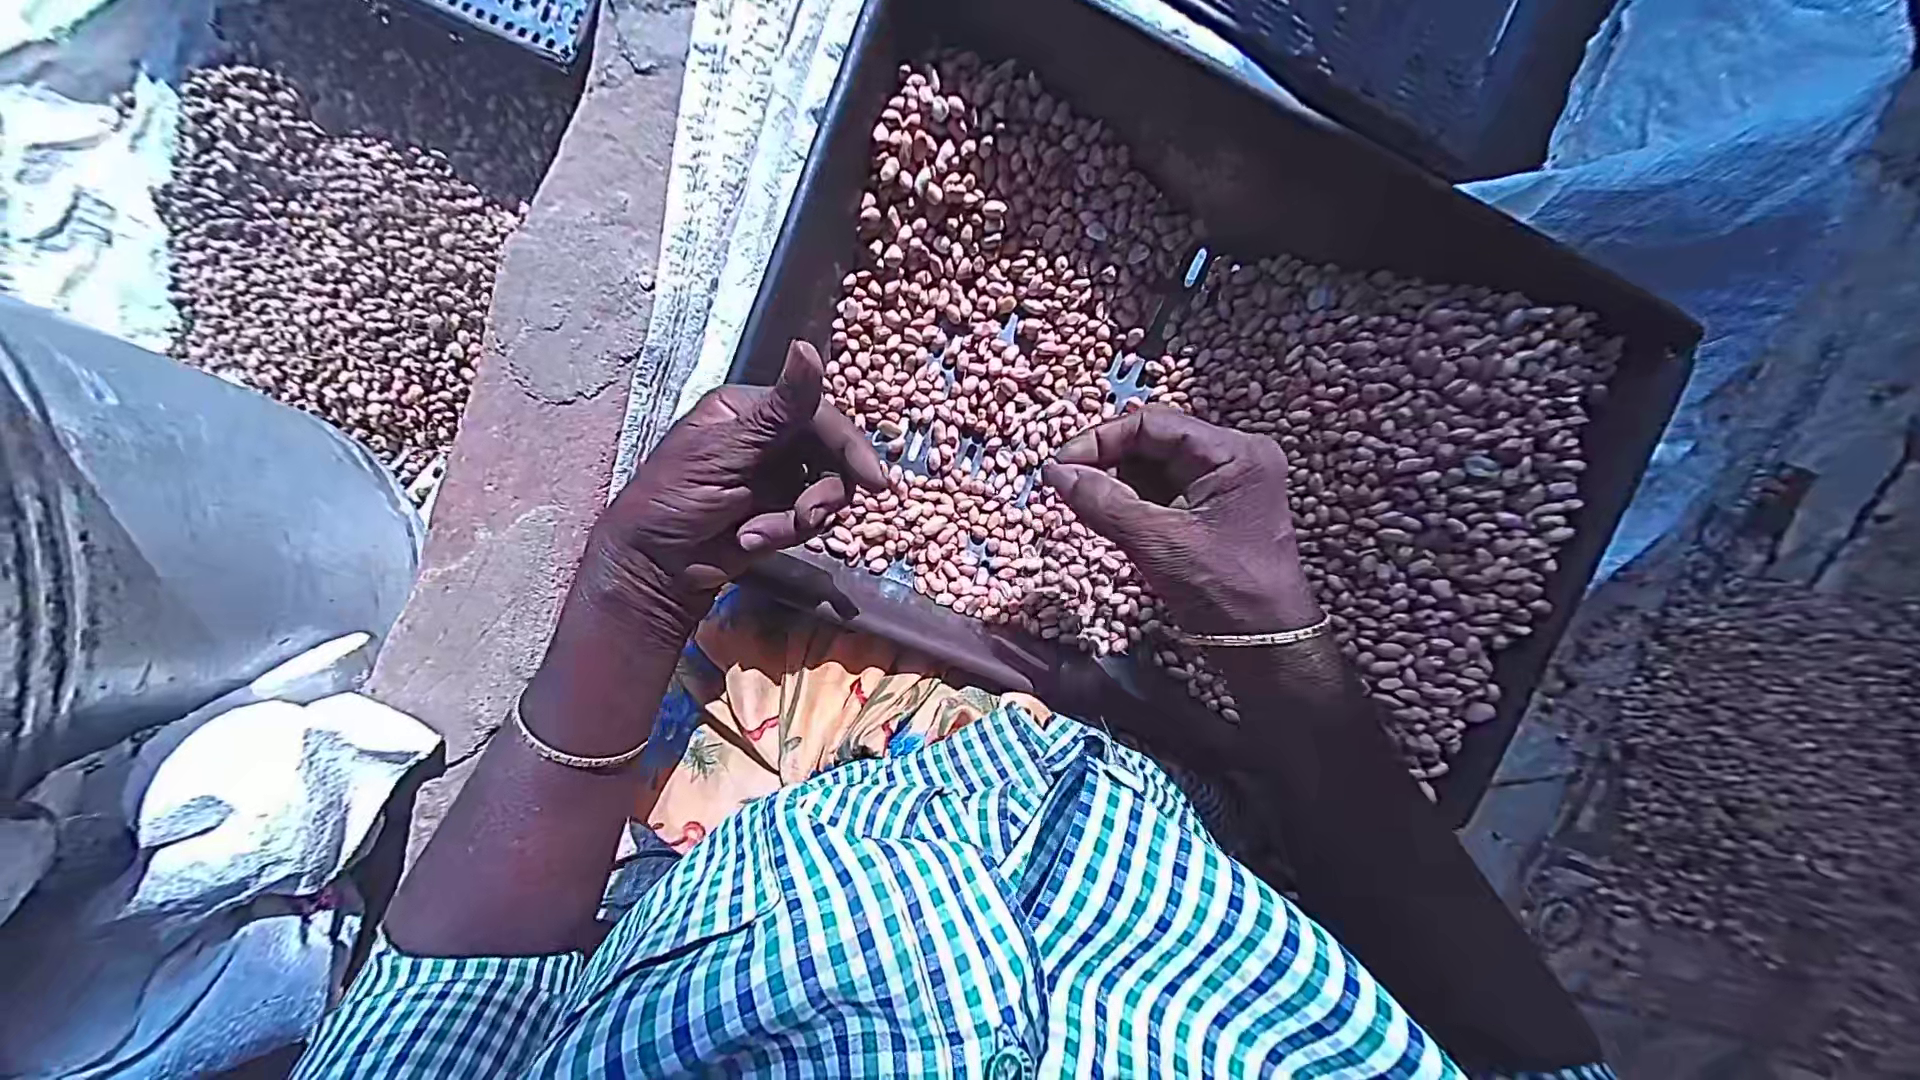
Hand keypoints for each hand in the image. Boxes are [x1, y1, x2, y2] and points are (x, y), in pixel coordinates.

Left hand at [574, 340, 888, 646]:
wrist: (654, 567)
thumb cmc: (673, 497)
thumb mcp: (726, 450)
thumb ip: (779, 408)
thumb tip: (807, 348)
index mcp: (754, 410)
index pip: (819, 416)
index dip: (849, 446)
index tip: (873, 479)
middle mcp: (773, 439)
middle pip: (833, 455)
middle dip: (825, 490)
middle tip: (811, 516)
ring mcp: (781, 476)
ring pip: (829, 489)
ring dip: (803, 515)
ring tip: (765, 531)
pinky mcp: (785, 510)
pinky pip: (815, 518)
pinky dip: (788, 532)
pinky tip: (751, 538)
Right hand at [1040, 406, 1319, 634]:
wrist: (1265, 646)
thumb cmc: (1223, 589)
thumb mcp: (1158, 542)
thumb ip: (1103, 502)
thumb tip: (1055, 472)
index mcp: (1233, 453)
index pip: (1153, 424)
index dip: (1101, 439)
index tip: (1061, 463)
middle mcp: (1230, 459)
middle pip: (1152, 443)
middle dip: (1105, 461)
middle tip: (1065, 483)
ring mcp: (1219, 486)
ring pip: (1151, 468)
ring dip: (1112, 482)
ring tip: (1078, 500)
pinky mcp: (1206, 511)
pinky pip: (1157, 492)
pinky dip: (1126, 501)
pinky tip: (1100, 512)